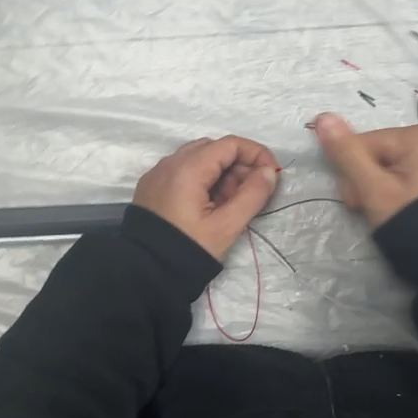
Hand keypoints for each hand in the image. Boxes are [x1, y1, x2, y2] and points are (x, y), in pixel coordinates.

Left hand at [133, 135, 279, 258]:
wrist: (146, 273)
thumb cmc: (190, 249)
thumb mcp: (227, 226)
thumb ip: (252, 195)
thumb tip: (268, 172)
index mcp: (188, 168)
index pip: (230, 144)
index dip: (256, 154)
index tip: (271, 174)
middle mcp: (170, 163)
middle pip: (214, 148)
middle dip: (239, 164)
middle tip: (252, 191)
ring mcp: (157, 173)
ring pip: (197, 158)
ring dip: (221, 172)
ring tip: (231, 201)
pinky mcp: (151, 186)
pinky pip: (182, 171)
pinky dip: (202, 179)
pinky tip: (209, 204)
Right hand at [314, 113, 417, 228]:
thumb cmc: (408, 219)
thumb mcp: (373, 188)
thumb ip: (346, 154)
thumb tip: (322, 117)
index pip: (362, 143)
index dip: (352, 172)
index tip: (358, 200)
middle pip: (371, 153)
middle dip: (362, 181)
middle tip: (370, 207)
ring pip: (379, 165)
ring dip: (371, 188)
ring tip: (380, 210)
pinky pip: (394, 173)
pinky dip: (386, 190)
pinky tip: (389, 206)